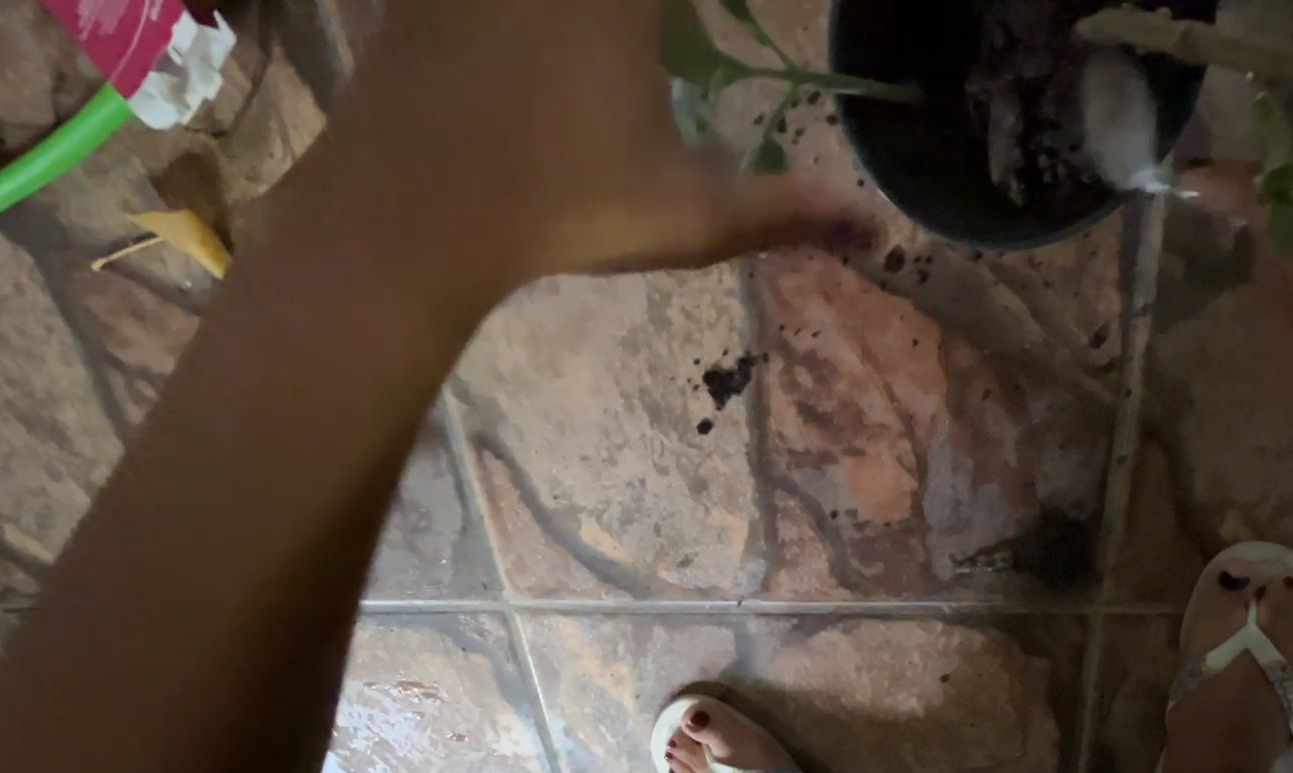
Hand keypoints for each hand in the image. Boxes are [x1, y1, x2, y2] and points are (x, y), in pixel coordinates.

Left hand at [277, 0, 867, 302]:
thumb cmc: (566, 211)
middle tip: (688, 41)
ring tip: (649, 48)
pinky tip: (553, 44)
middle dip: (680, 16)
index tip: (753, 23)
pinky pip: (528, 1)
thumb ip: (787, 214)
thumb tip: (876, 230)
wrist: (416, 210)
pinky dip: (552, 20)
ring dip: (631, 19)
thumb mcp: (691, 220)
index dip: (748, 3)